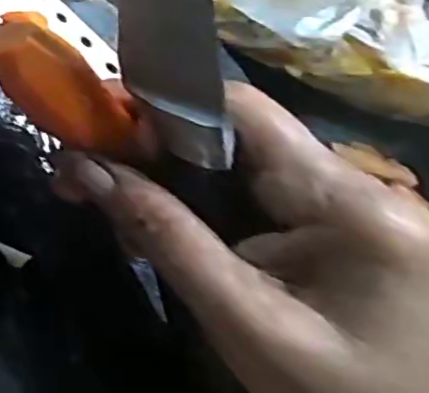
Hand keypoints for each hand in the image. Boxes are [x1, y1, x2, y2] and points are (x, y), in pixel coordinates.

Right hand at [60, 83, 428, 392]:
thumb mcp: (246, 323)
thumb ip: (162, 235)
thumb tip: (78, 163)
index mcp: (344, 199)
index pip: (236, 106)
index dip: (159, 104)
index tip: (98, 134)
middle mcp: (350, 185)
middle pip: (228, 133)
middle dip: (150, 147)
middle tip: (86, 174)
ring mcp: (348, 211)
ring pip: (231, 164)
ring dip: (168, 179)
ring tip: (113, 205)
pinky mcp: (338, 236)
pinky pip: (250, 196)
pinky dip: (198, 205)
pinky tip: (162, 229)